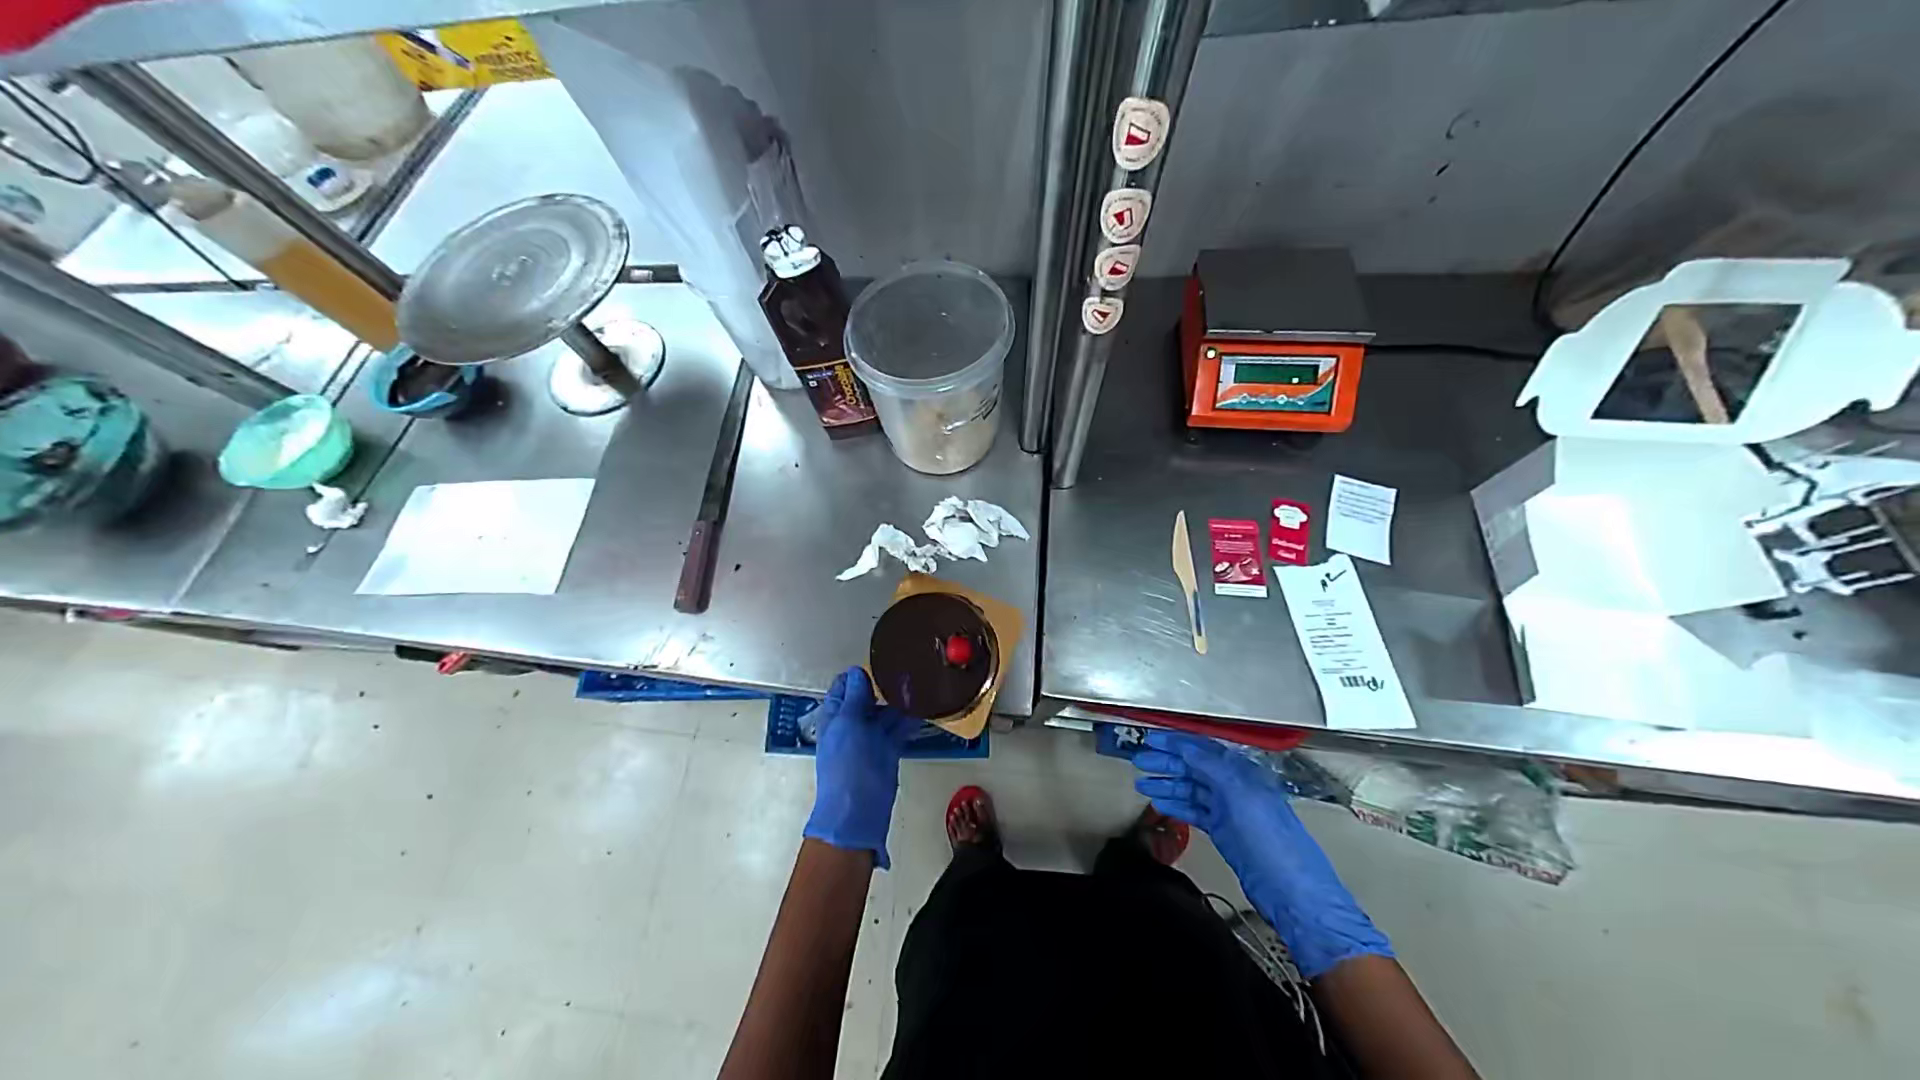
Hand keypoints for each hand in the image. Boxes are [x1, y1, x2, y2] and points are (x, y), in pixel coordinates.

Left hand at [803, 667, 920, 869]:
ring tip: (921, 684)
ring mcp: (871, 737)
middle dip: (884, 685)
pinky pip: (900, 728)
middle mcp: (853, 723)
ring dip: (900, 700)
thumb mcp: (847, 723)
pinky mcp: (889, 749)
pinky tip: (925, 707)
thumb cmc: (846, 764)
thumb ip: (854, 697)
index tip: (881, 661)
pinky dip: (911, 718)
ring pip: (887, 712)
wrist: (858, 811)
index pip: (845, 686)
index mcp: (836, 715)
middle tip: (908, 667)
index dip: (859, 674)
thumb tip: (856, 672)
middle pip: (868, 697)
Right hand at [1131, 730, 1391, 977]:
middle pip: (1196, 767)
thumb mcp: (1241, 796)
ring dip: (1168, 784)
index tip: (1150, 738)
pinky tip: (1159, 803)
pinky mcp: (1224, 832)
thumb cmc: (1271, 841)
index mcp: (1243, 773)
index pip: (1204, 749)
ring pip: (1193, 789)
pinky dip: (1177, 805)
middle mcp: (1236, 787)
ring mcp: (1230, 811)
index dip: (1176, 742)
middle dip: (1167, 761)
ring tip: (1142, 783)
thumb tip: (1186, 746)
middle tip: (1139, 760)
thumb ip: (1213, 768)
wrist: (1293, 893)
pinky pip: (1195, 811)